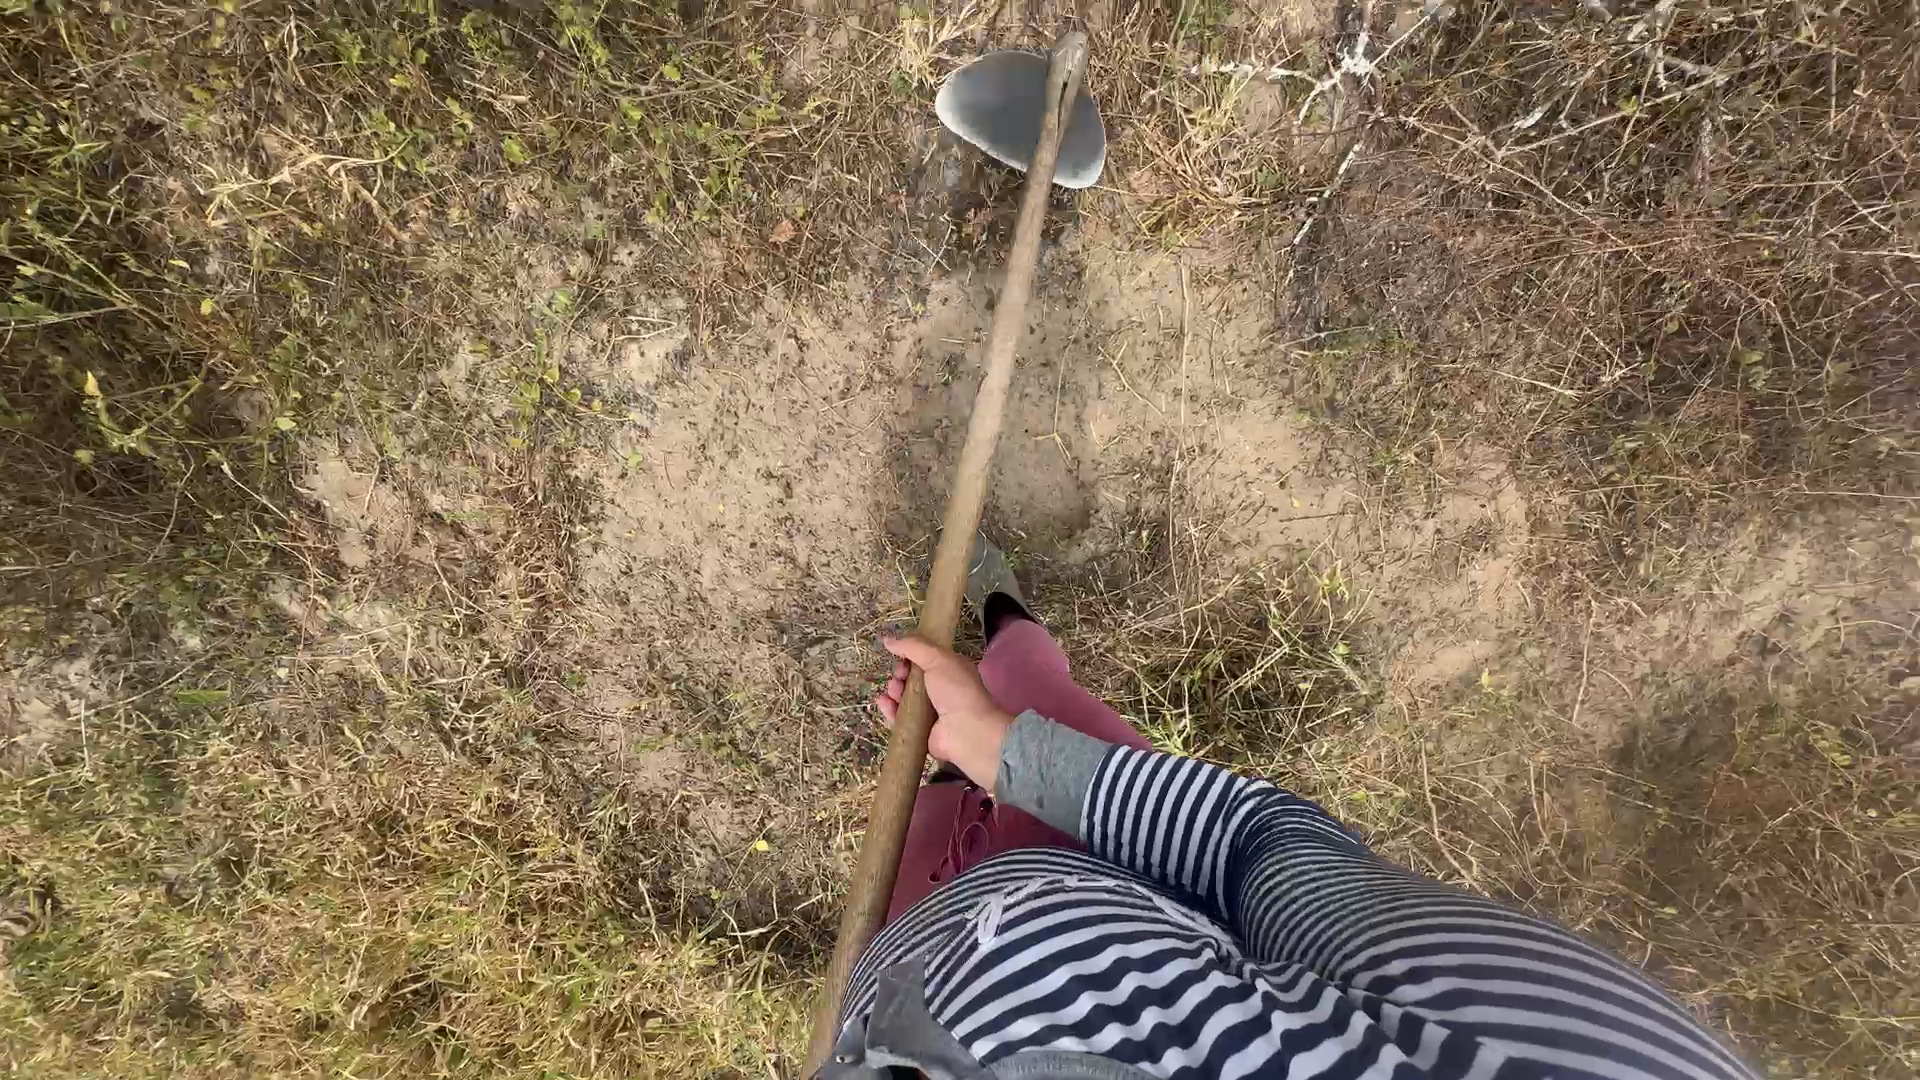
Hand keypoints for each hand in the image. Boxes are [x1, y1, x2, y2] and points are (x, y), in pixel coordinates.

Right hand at [874, 635, 1014, 792]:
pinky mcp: (918, 729)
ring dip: (894, 690)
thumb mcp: (937, 658)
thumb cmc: (956, 689)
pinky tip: (883, 703)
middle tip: (900, 676)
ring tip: (894, 691)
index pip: (924, 658)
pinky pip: (898, 718)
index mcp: (948, 669)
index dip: (910, 655)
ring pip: (903, 697)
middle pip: (911, 677)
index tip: (901, 655)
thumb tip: (887, 639)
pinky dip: (889, 709)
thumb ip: (913, 646)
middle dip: (900, 673)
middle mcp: (939, 689)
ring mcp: (929, 711)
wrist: (966, 731)